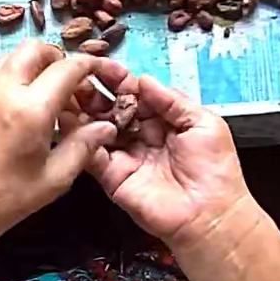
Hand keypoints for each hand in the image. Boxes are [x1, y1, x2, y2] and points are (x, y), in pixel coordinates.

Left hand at [0, 42, 120, 250]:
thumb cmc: (8, 198)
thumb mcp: (56, 178)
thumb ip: (84, 146)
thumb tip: (106, 127)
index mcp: (31, 109)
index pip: (68, 68)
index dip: (90, 67)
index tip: (98, 75)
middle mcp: (3, 89)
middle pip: (36, 49)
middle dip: (58, 60)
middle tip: (69, 84)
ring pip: (10, 56)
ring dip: (31, 66)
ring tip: (41, 94)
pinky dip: (3, 74)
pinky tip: (9, 97)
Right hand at [81, 64, 253, 252]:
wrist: (210, 215)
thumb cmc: (214, 170)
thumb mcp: (202, 122)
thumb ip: (171, 100)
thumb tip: (142, 79)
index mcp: (160, 120)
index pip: (132, 94)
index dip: (117, 79)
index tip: (100, 65)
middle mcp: (137, 135)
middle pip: (108, 108)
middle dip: (92, 92)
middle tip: (74, 75)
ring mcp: (122, 155)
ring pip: (94, 127)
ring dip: (80, 110)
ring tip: (64, 91)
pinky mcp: (110, 175)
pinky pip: (89, 153)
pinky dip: (77, 137)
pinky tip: (67, 119)